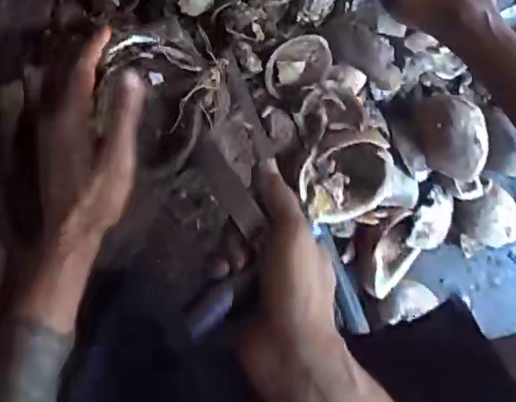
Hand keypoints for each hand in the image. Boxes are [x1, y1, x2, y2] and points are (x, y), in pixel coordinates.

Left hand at [18, 27, 144, 330]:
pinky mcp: (45, 137)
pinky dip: (63, 79)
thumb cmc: (97, 198)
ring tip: (88, 51)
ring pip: (53, 81)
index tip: (107, 29)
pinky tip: (74, 82)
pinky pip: (51, 94)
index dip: (92, 46)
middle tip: (100, 35)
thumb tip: (131, 75)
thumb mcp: (118, 158)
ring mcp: (44, 126)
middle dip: (80, 48)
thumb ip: (123, 116)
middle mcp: (51, 114)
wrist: (65, 233)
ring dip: (69, 62)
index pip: (80, 69)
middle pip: (62, 69)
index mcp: (70, 115)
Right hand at [240, 160, 389, 401]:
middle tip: (241, 249)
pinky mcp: (237, 301)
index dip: (254, 204)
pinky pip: (219, 276)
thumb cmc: (298, 287)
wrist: (290, 351)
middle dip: (236, 233)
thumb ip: (279, 198)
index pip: (269, 209)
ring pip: (229, 250)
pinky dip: (216, 274)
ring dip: (225, 253)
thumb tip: (266, 162)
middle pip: (245, 228)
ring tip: (228, 268)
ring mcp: (257, 282)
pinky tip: (219, 278)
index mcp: (298, 241)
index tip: (242, 201)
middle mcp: (277, 258)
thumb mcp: (294, 233)